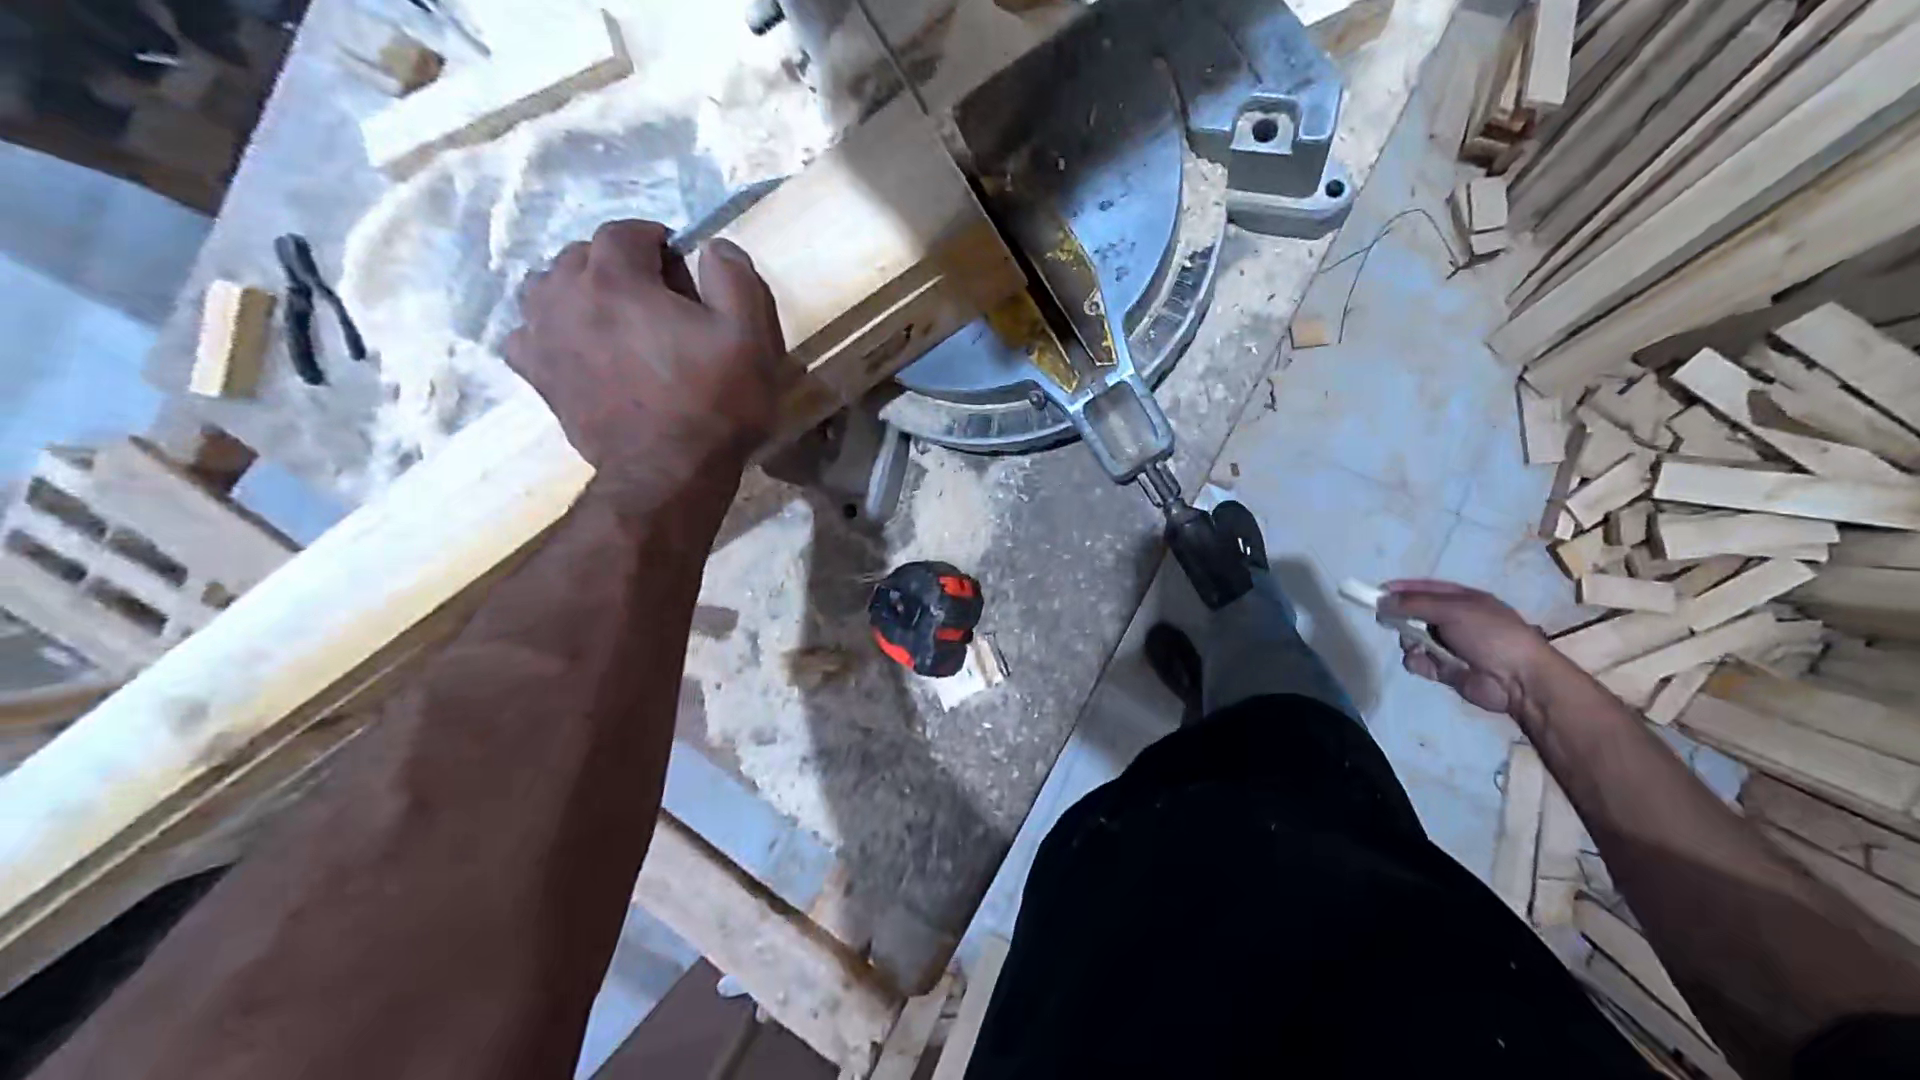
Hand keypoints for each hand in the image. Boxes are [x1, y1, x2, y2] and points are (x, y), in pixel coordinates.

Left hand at [505, 220, 785, 499]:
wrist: (669, 472)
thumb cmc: (714, 402)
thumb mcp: (748, 336)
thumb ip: (733, 277)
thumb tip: (712, 246)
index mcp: (616, 278)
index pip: (625, 231)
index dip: (655, 241)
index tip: (679, 264)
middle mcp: (567, 295)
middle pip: (582, 255)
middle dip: (618, 264)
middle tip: (655, 297)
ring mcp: (545, 336)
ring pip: (548, 287)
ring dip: (580, 291)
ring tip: (614, 318)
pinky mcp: (539, 375)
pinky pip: (527, 332)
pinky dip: (550, 329)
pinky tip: (575, 345)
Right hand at [1380, 580, 1557, 715]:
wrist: (1519, 679)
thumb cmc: (1491, 635)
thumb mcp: (1453, 610)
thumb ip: (1413, 604)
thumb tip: (1381, 600)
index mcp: (1462, 601)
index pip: (1424, 589)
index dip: (1400, 589)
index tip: (1376, 593)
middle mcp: (1454, 621)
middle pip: (1413, 614)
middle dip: (1401, 618)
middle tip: (1388, 621)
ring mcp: (1449, 645)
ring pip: (1411, 638)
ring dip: (1409, 642)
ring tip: (1418, 647)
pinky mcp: (1444, 668)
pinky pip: (1417, 661)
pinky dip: (1418, 662)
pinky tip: (1427, 664)